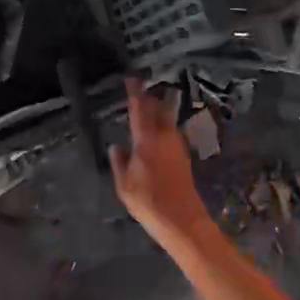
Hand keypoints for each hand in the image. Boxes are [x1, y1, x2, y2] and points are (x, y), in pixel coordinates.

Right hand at [109, 76, 214, 246]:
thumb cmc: (149, 202)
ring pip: (167, 118)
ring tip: (148, 106)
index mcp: (146, 139)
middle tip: (140, 89)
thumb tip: (115, 146)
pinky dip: (163, 123)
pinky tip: (157, 130)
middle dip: (149, 97)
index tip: (131, 78)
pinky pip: (171, 130)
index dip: (135, 92)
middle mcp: (164, 136)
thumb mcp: (125, 185)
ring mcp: (177, 144)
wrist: (183, 220)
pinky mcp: (184, 154)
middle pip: (158, 108)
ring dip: (158, 108)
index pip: (140, 109)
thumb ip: (119, 163)